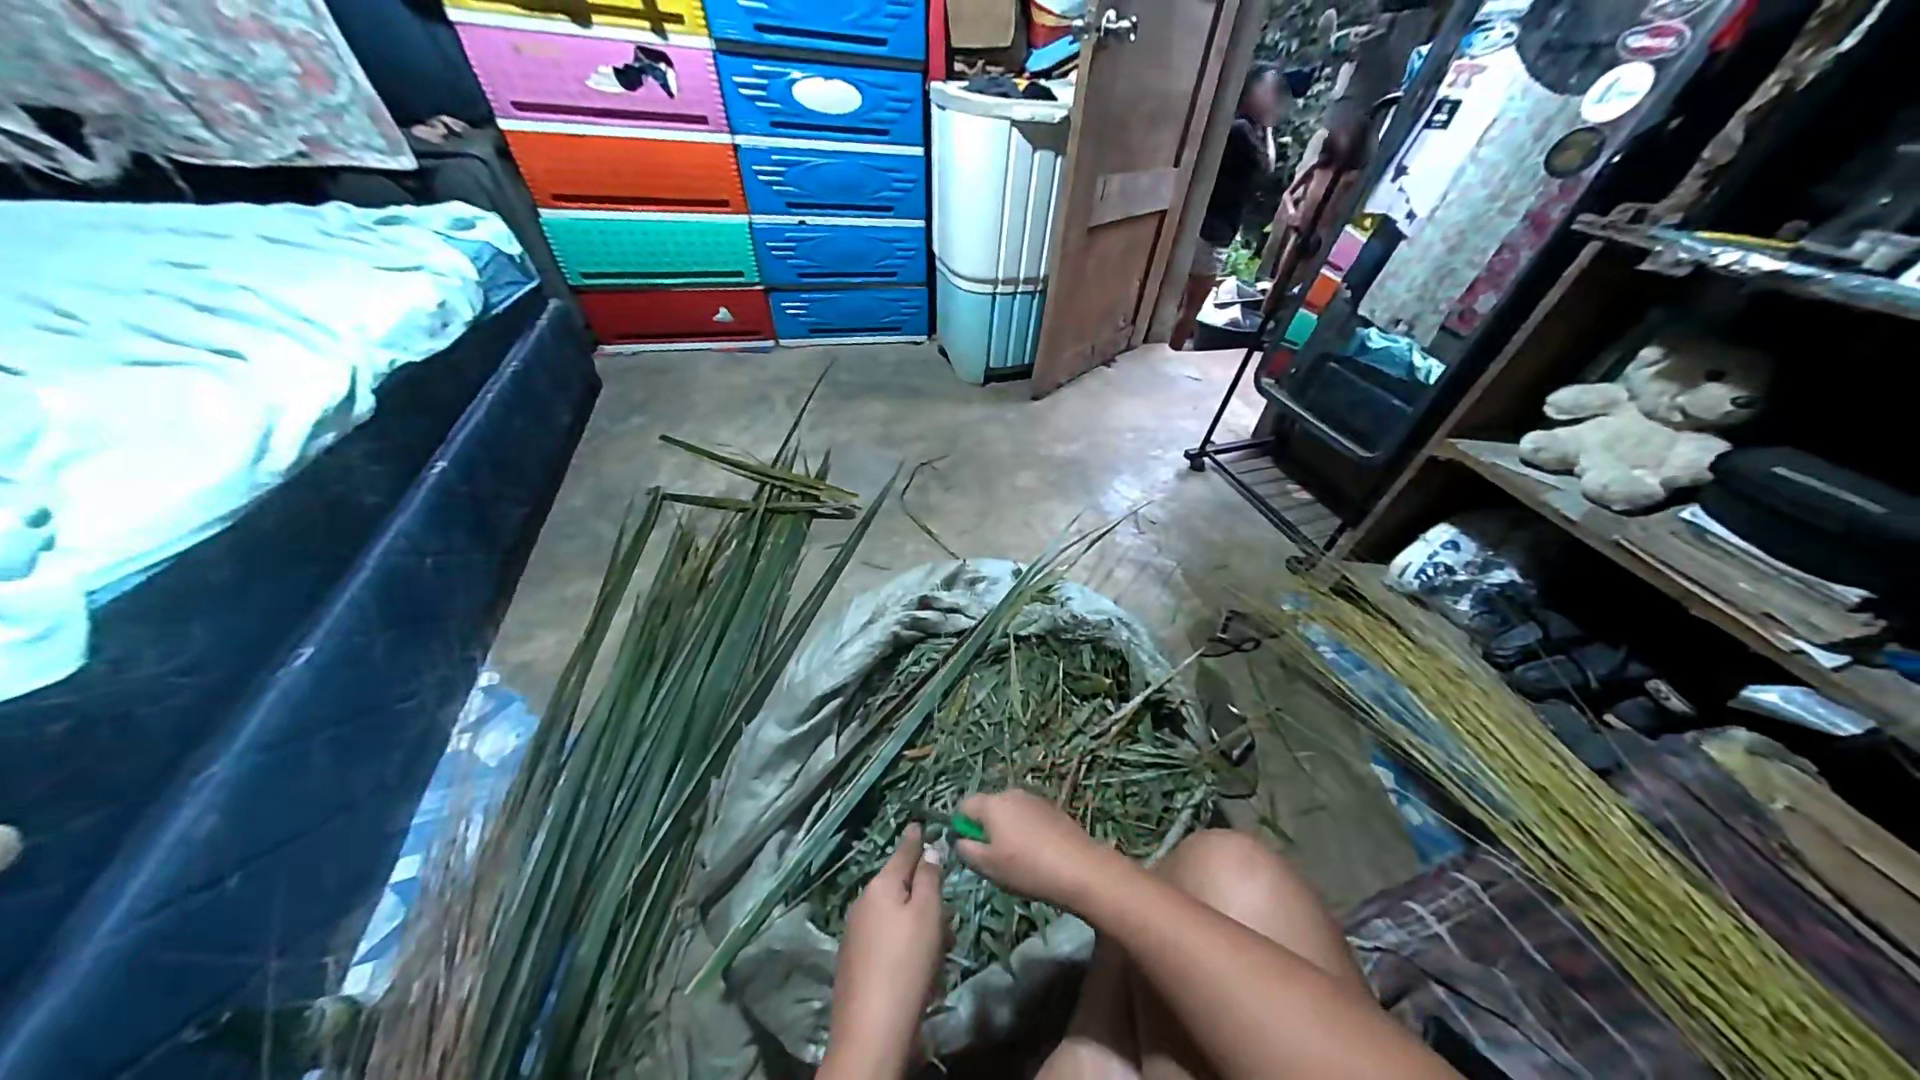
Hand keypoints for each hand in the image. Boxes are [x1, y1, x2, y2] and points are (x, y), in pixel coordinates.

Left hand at [820, 825, 944, 1079]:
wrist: (872, 1032)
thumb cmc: (907, 964)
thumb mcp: (928, 914)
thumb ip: (930, 878)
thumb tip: (928, 850)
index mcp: (880, 886)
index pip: (902, 852)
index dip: (914, 839)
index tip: (918, 824)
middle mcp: (863, 904)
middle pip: (901, 887)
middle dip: (926, 898)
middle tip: (947, 922)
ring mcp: (856, 935)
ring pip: (897, 916)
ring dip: (919, 927)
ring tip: (937, 957)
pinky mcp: (856, 963)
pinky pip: (888, 941)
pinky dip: (906, 948)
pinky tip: (919, 973)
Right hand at [954, 789, 1128, 911]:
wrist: (1081, 868)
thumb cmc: (1027, 867)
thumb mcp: (988, 866)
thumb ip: (966, 850)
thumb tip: (960, 841)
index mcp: (992, 803)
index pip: (964, 805)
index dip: (962, 826)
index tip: (970, 849)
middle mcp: (1012, 794)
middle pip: (989, 807)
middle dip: (986, 829)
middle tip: (993, 859)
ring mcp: (1035, 800)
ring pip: (1010, 813)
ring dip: (1007, 831)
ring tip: (1018, 860)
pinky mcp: (1054, 810)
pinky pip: (1029, 818)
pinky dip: (1027, 832)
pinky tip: (1038, 855)